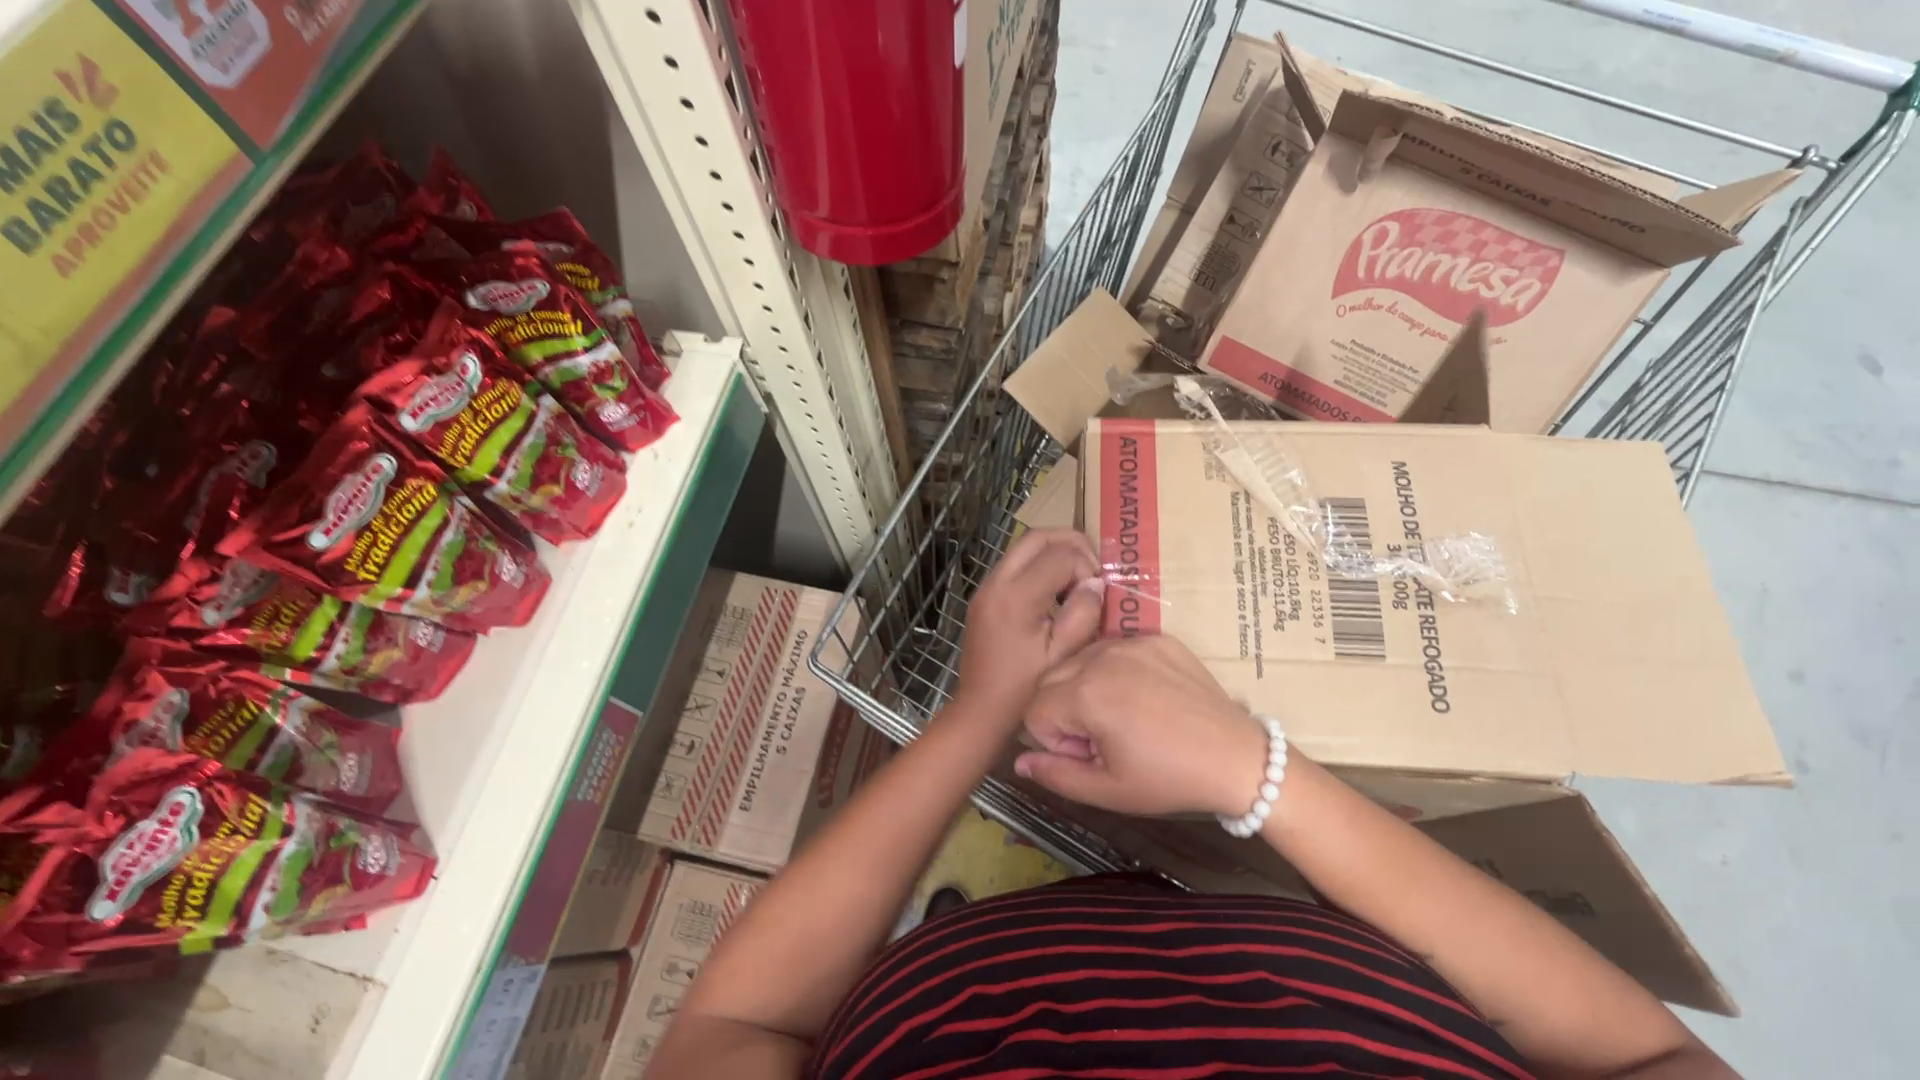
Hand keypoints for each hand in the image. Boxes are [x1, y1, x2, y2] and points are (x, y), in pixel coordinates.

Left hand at [954, 529, 1105, 719]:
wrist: (981, 710)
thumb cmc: (1024, 690)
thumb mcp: (1063, 655)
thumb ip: (1083, 613)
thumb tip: (1094, 583)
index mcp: (1016, 597)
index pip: (1059, 556)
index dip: (1086, 567)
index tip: (1097, 592)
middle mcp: (995, 583)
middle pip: (1036, 537)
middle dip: (1071, 543)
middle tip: (1094, 567)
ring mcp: (985, 588)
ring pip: (1023, 547)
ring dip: (1054, 553)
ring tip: (1078, 578)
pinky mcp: (983, 596)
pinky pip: (1014, 564)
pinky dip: (1038, 565)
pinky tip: (1056, 592)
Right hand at [1014, 635, 1268, 817]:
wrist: (1238, 758)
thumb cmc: (1169, 779)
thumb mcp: (1108, 790)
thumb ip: (1055, 774)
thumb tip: (1019, 762)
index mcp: (1086, 694)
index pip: (1034, 711)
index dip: (1055, 741)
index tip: (1090, 755)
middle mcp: (1102, 657)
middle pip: (1051, 679)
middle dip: (1064, 711)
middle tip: (1104, 740)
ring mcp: (1132, 642)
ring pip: (1080, 660)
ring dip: (1087, 688)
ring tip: (1123, 718)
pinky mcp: (1157, 638)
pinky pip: (1115, 649)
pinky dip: (1117, 671)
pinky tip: (1145, 699)